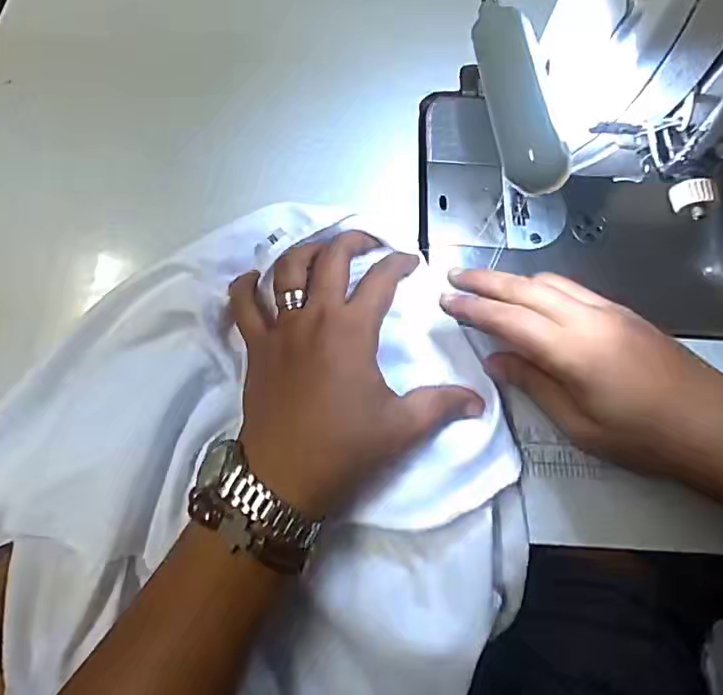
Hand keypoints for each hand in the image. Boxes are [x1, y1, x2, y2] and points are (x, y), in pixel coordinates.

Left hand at [229, 231, 484, 519]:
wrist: (281, 482)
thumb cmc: (344, 448)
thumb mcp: (402, 427)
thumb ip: (442, 405)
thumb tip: (480, 401)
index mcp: (352, 329)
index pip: (380, 278)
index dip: (399, 262)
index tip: (412, 261)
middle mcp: (314, 317)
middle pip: (331, 257)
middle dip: (354, 240)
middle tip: (371, 242)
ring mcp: (280, 329)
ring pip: (285, 269)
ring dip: (306, 251)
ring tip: (323, 251)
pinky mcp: (255, 347)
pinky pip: (242, 305)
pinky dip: (246, 286)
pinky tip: (254, 280)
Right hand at [440, 269, 722, 504]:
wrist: (715, 424)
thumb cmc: (645, 438)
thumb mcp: (581, 426)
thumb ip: (535, 385)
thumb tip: (496, 358)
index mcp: (572, 347)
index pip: (509, 318)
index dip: (474, 307)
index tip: (445, 298)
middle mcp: (588, 315)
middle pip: (527, 287)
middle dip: (488, 280)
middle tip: (454, 276)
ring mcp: (610, 309)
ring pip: (552, 281)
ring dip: (516, 279)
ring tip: (487, 285)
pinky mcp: (625, 312)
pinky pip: (573, 288)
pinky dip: (543, 286)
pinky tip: (535, 298)